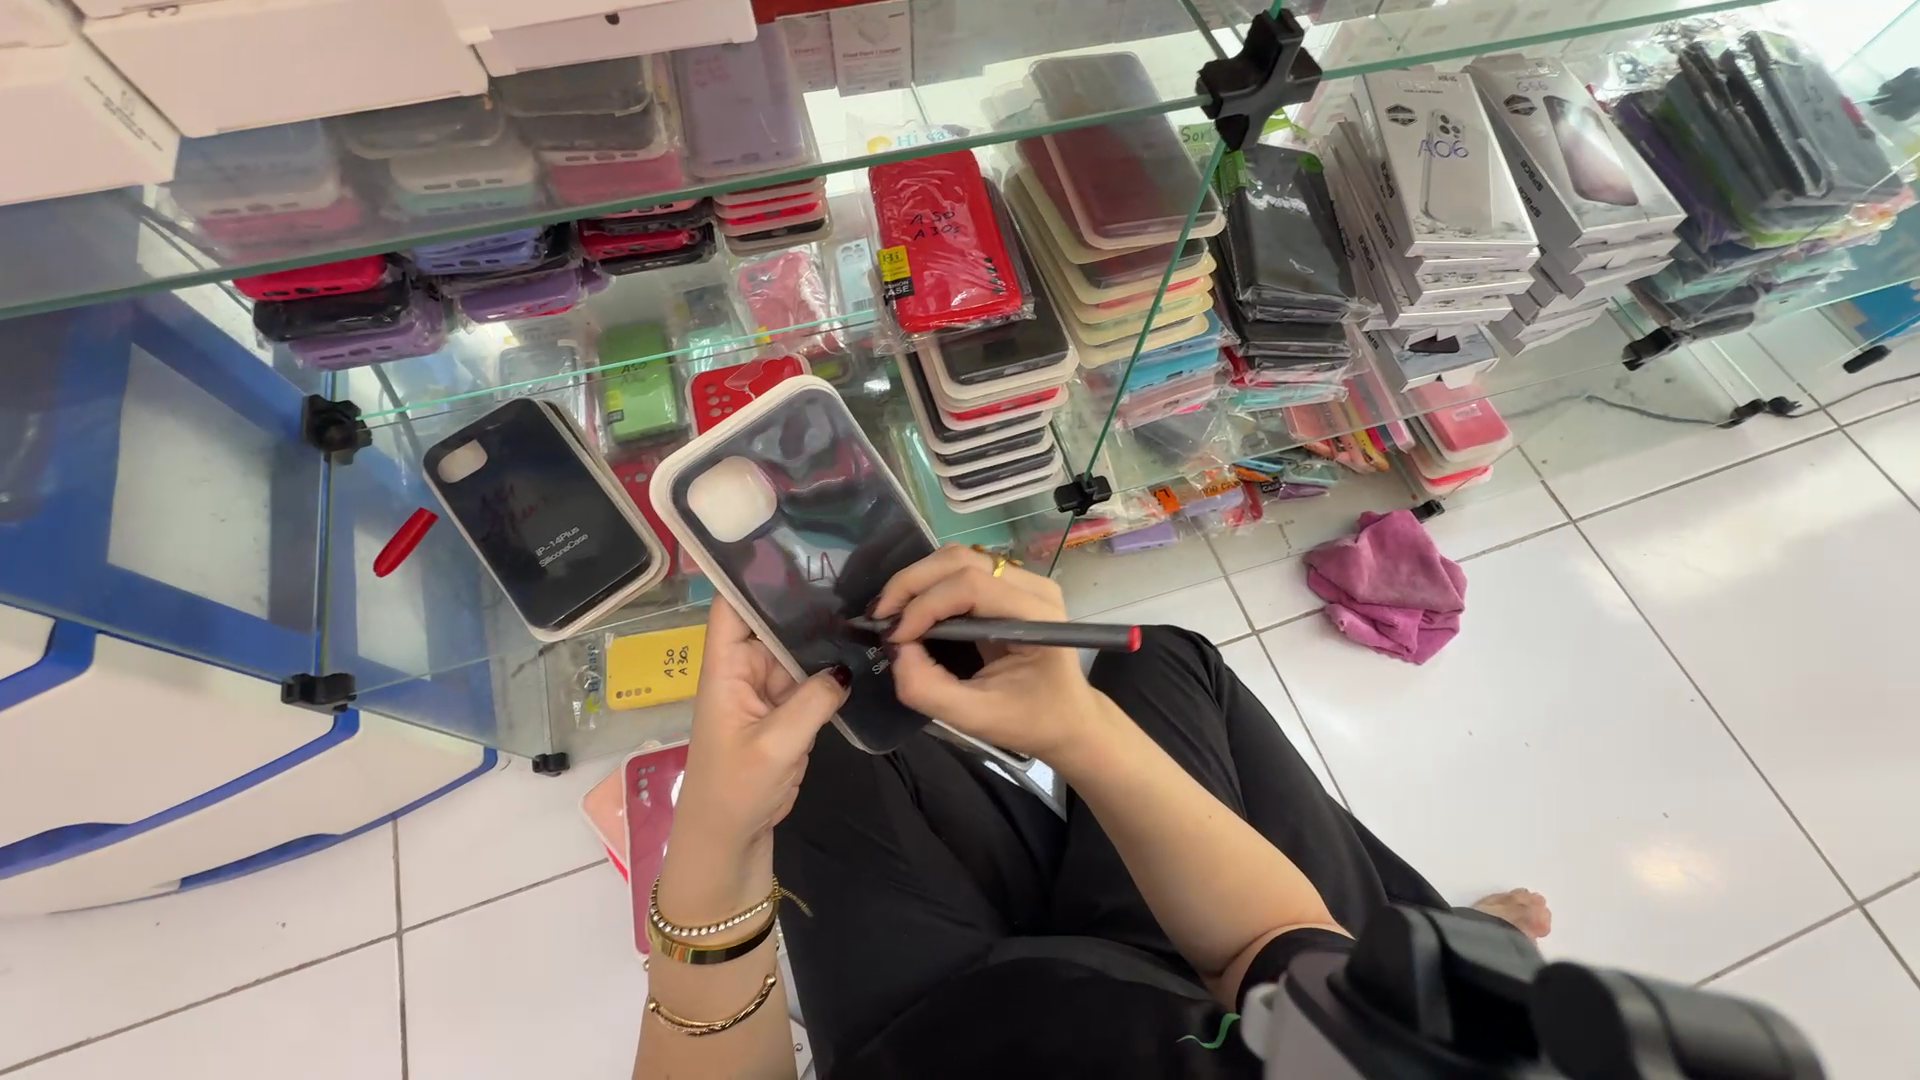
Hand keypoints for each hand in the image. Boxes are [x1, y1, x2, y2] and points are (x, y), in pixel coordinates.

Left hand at [659, 598, 847, 918]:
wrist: (731, 844)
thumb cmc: (734, 792)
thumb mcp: (774, 746)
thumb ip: (813, 701)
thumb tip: (847, 668)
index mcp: (725, 669)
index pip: (732, 608)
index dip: (753, 575)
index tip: (791, 546)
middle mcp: (745, 670)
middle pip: (772, 622)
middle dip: (804, 600)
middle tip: (851, 570)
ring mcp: (769, 690)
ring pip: (797, 649)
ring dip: (824, 633)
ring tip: (865, 602)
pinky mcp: (790, 711)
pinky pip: (813, 678)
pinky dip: (833, 666)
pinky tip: (862, 646)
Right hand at [872, 545, 1107, 761]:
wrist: (1069, 720)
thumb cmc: (1030, 721)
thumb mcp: (976, 718)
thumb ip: (928, 688)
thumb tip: (894, 649)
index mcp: (1037, 618)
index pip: (972, 586)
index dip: (925, 605)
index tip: (894, 636)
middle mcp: (1034, 586)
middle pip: (961, 559)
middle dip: (911, 584)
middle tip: (879, 616)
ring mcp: (1024, 580)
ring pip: (958, 557)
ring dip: (918, 580)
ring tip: (892, 613)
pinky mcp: (1010, 584)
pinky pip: (962, 569)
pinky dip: (930, 583)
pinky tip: (912, 609)